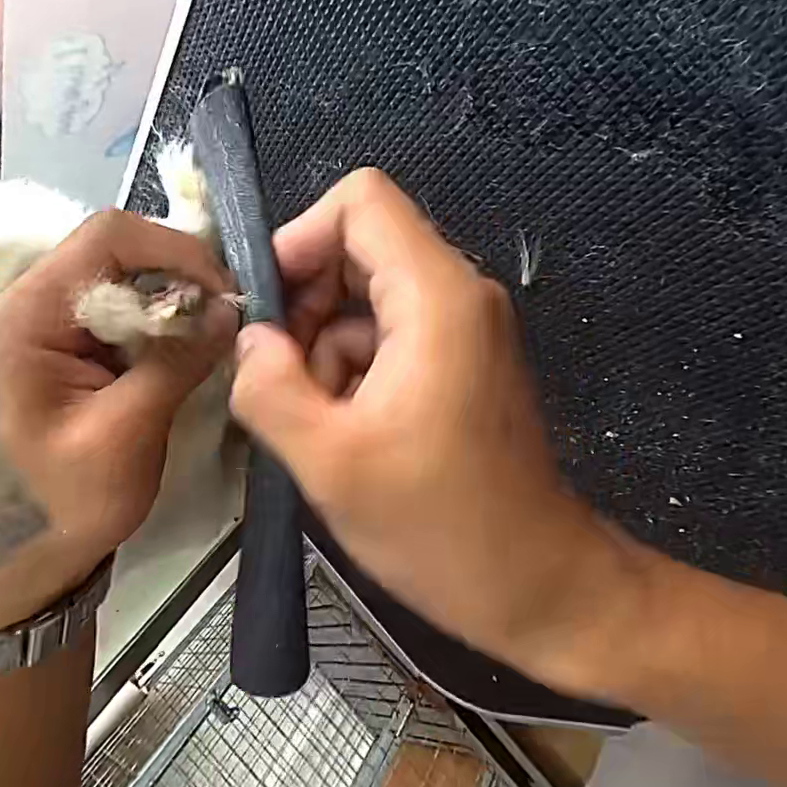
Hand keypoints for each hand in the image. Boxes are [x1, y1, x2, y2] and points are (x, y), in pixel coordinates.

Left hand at [0, 211, 235, 631]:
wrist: (44, 534)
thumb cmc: (79, 494)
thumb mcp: (131, 430)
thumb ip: (178, 361)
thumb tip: (229, 308)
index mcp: (28, 317)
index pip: (106, 240)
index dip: (175, 249)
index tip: (223, 290)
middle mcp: (30, 299)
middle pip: (115, 243)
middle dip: (180, 267)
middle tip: (226, 309)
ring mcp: (49, 311)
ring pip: (126, 263)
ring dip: (176, 286)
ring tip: (213, 323)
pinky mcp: (72, 328)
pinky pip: (127, 292)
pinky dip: (166, 306)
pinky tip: (189, 336)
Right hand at [229, 169, 665, 685]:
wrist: (536, 585)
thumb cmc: (439, 528)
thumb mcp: (329, 462)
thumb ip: (270, 387)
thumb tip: (250, 338)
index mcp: (435, 298)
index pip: (361, 201)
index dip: (301, 238)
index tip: (270, 311)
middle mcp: (458, 296)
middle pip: (359, 248)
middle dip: (306, 304)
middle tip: (284, 378)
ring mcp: (464, 330)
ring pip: (366, 299)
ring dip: (325, 349)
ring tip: (321, 422)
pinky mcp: (461, 364)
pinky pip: (389, 336)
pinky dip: (354, 371)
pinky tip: (348, 432)